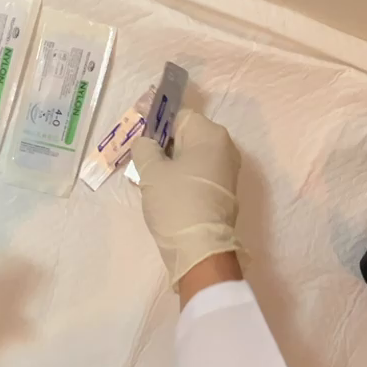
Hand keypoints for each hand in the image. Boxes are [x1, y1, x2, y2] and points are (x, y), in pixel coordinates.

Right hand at [129, 108, 241, 287]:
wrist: (200, 249)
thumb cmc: (175, 204)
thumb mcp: (151, 173)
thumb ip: (144, 149)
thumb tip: (145, 141)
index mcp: (209, 134)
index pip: (179, 117)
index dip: (156, 126)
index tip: (139, 142)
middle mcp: (224, 147)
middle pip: (187, 137)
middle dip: (164, 148)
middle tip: (142, 166)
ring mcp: (227, 171)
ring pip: (192, 159)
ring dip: (172, 167)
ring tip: (152, 184)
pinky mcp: (223, 193)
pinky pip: (198, 177)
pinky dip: (182, 181)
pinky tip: (167, 197)